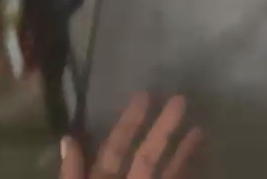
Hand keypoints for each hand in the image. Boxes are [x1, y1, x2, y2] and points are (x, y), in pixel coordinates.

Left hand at [61, 94, 202, 178]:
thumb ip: (72, 176)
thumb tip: (68, 138)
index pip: (115, 148)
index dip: (129, 122)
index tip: (145, 95)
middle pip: (146, 155)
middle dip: (162, 128)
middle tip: (180, 98)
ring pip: (163, 171)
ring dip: (179, 150)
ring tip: (196, 124)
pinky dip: (185, 165)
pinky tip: (199, 143)